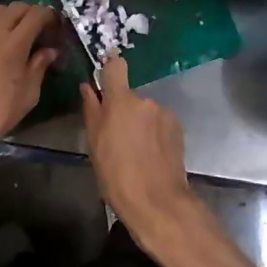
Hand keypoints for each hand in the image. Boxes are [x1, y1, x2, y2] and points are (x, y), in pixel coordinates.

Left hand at [0, 3, 57, 158]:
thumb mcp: (29, 93)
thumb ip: (40, 66)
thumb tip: (50, 50)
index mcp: (14, 43)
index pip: (36, 14)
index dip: (49, 16)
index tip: (56, 28)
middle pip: (15, 8)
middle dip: (31, 14)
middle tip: (39, 31)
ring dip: (11, 17)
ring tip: (19, 36)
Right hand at [80, 56, 218, 252]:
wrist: (156, 201)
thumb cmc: (116, 173)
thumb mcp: (94, 143)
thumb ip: (92, 110)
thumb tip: (88, 87)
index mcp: (121, 100)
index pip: (116, 66)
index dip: (109, 66)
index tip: (104, 74)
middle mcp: (146, 100)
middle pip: (130, 96)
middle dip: (122, 110)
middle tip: (115, 137)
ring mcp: (165, 114)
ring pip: (145, 112)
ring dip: (139, 123)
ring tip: (134, 151)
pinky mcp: (178, 129)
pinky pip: (159, 123)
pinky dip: (154, 133)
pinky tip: (150, 155)